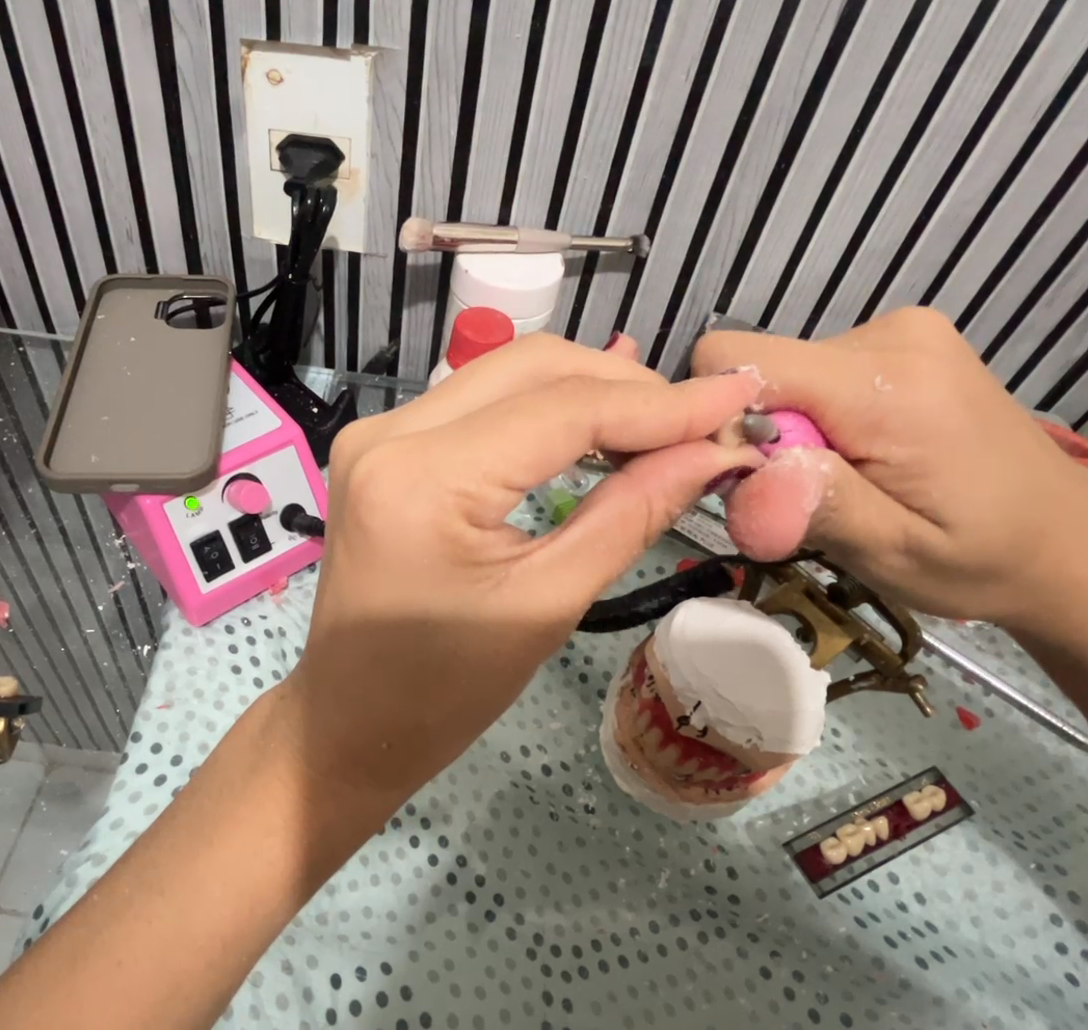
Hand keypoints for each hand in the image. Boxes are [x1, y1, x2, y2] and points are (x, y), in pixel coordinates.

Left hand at [289, 334, 765, 798]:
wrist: (348, 719)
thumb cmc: (443, 690)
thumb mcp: (547, 604)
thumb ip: (631, 514)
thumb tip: (712, 452)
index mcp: (424, 478)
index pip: (562, 410)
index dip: (660, 403)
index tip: (739, 399)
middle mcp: (390, 432)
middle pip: (531, 368)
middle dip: (625, 386)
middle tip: (700, 422)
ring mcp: (378, 433)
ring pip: (504, 375)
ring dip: (586, 391)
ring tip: (659, 428)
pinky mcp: (381, 446)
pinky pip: (476, 403)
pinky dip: (541, 409)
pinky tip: (593, 428)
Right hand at [691, 307, 1087, 632]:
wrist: (1069, 539)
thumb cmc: (982, 558)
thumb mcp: (894, 554)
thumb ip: (816, 505)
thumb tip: (735, 472)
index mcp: (887, 383)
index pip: (734, 359)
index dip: (720, 420)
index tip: (755, 480)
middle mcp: (889, 334)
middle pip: (756, 369)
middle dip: (760, 438)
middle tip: (810, 497)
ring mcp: (897, 331)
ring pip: (779, 374)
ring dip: (789, 433)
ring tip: (845, 481)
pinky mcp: (898, 341)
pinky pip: (810, 373)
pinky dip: (814, 420)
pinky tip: (860, 457)